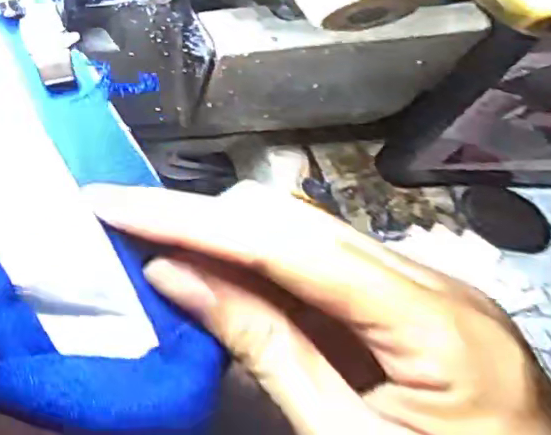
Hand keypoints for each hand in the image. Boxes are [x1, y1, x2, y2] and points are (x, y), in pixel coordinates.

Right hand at [86, 183, 550, 434]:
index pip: (282, 240)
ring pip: (299, 227)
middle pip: (288, 217)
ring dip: (222, 233)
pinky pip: (318, 259)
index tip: (111, 203)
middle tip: (122, 227)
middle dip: (198, 218)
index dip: (186, 216)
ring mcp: (431, 288)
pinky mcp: (414, 302)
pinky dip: (257, 261)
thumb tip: (169, 270)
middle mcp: (437, 283)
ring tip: (156, 242)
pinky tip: (216, 270)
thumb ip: (261, 348)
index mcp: (439, 327)